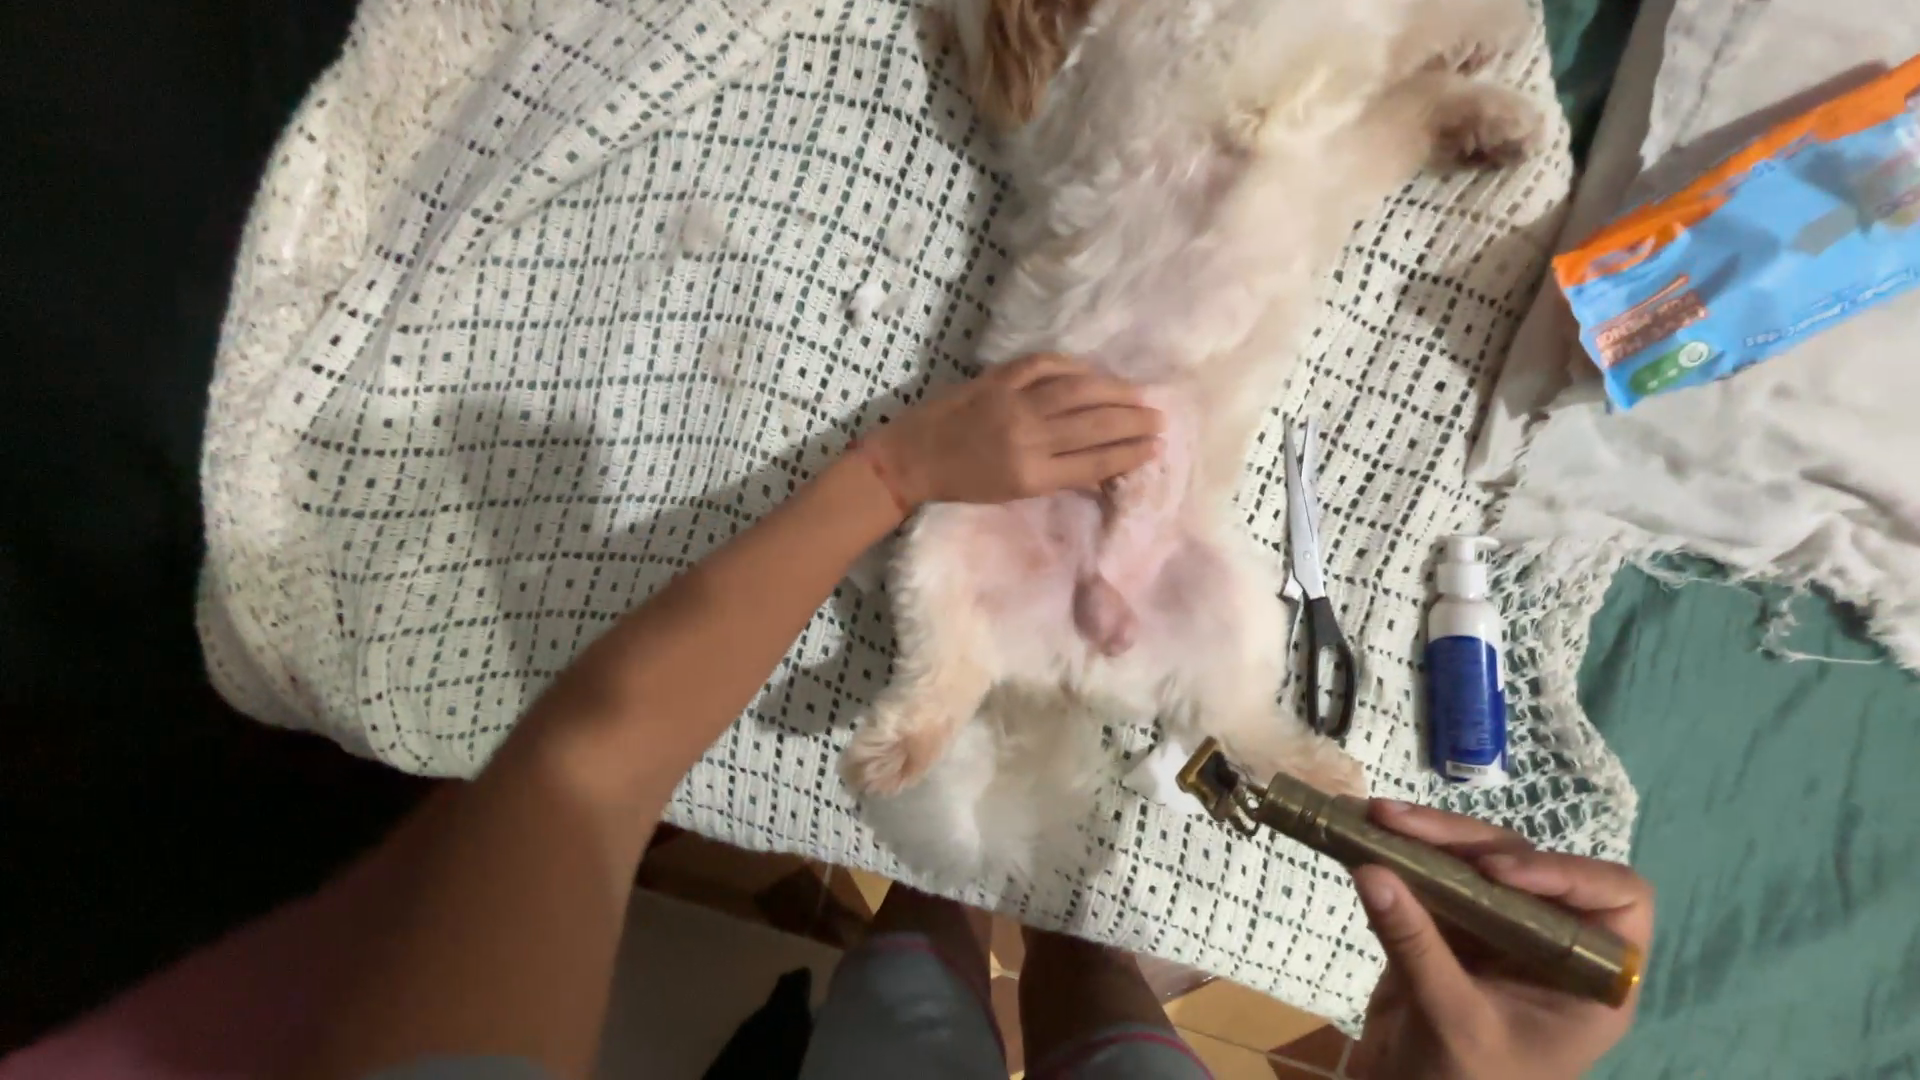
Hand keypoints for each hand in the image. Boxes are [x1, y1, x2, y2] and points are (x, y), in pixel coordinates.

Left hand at [860, 354, 1163, 507]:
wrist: (910, 458)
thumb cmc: (961, 483)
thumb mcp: (1011, 493)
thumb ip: (1056, 476)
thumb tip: (1100, 468)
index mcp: (1031, 475)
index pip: (1094, 462)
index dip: (1129, 453)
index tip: (1155, 446)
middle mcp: (1028, 438)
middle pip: (1094, 425)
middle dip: (1132, 421)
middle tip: (1159, 417)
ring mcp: (1013, 403)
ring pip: (1077, 391)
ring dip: (1114, 390)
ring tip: (1139, 393)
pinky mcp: (998, 378)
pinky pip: (1045, 365)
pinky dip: (1073, 365)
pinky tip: (1092, 371)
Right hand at [1348, 801, 1653, 1079]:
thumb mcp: (1451, 1020)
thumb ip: (1414, 944)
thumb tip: (1369, 867)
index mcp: (1588, 974)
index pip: (1614, 897)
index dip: (1564, 872)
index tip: (1494, 871)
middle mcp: (1547, 941)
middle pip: (1522, 862)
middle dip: (1462, 837)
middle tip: (1397, 820)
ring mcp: (1493, 930)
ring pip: (1471, 859)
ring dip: (1425, 834)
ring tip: (1375, 816)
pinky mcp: (1444, 925)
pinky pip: (1428, 875)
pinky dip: (1397, 854)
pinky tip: (1364, 837)